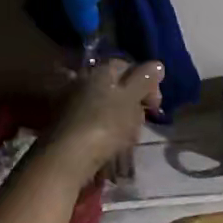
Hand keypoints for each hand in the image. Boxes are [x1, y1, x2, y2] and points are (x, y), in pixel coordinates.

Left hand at [42, 59, 163, 180]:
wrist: (68, 156)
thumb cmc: (105, 123)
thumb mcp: (131, 99)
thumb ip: (145, 80)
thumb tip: (156, 65)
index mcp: (100, 70)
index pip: (128, 67)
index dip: (146, 83)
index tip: (155, 106)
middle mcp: (83, 80)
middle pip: (116, 88)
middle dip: (133, 105)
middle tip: (141, 123)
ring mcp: (71, 102)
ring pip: (105, 107)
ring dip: (120, 122)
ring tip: (127, 141)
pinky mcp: (65, 124)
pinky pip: (93, 123)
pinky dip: (104, 132)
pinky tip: (110, 147)